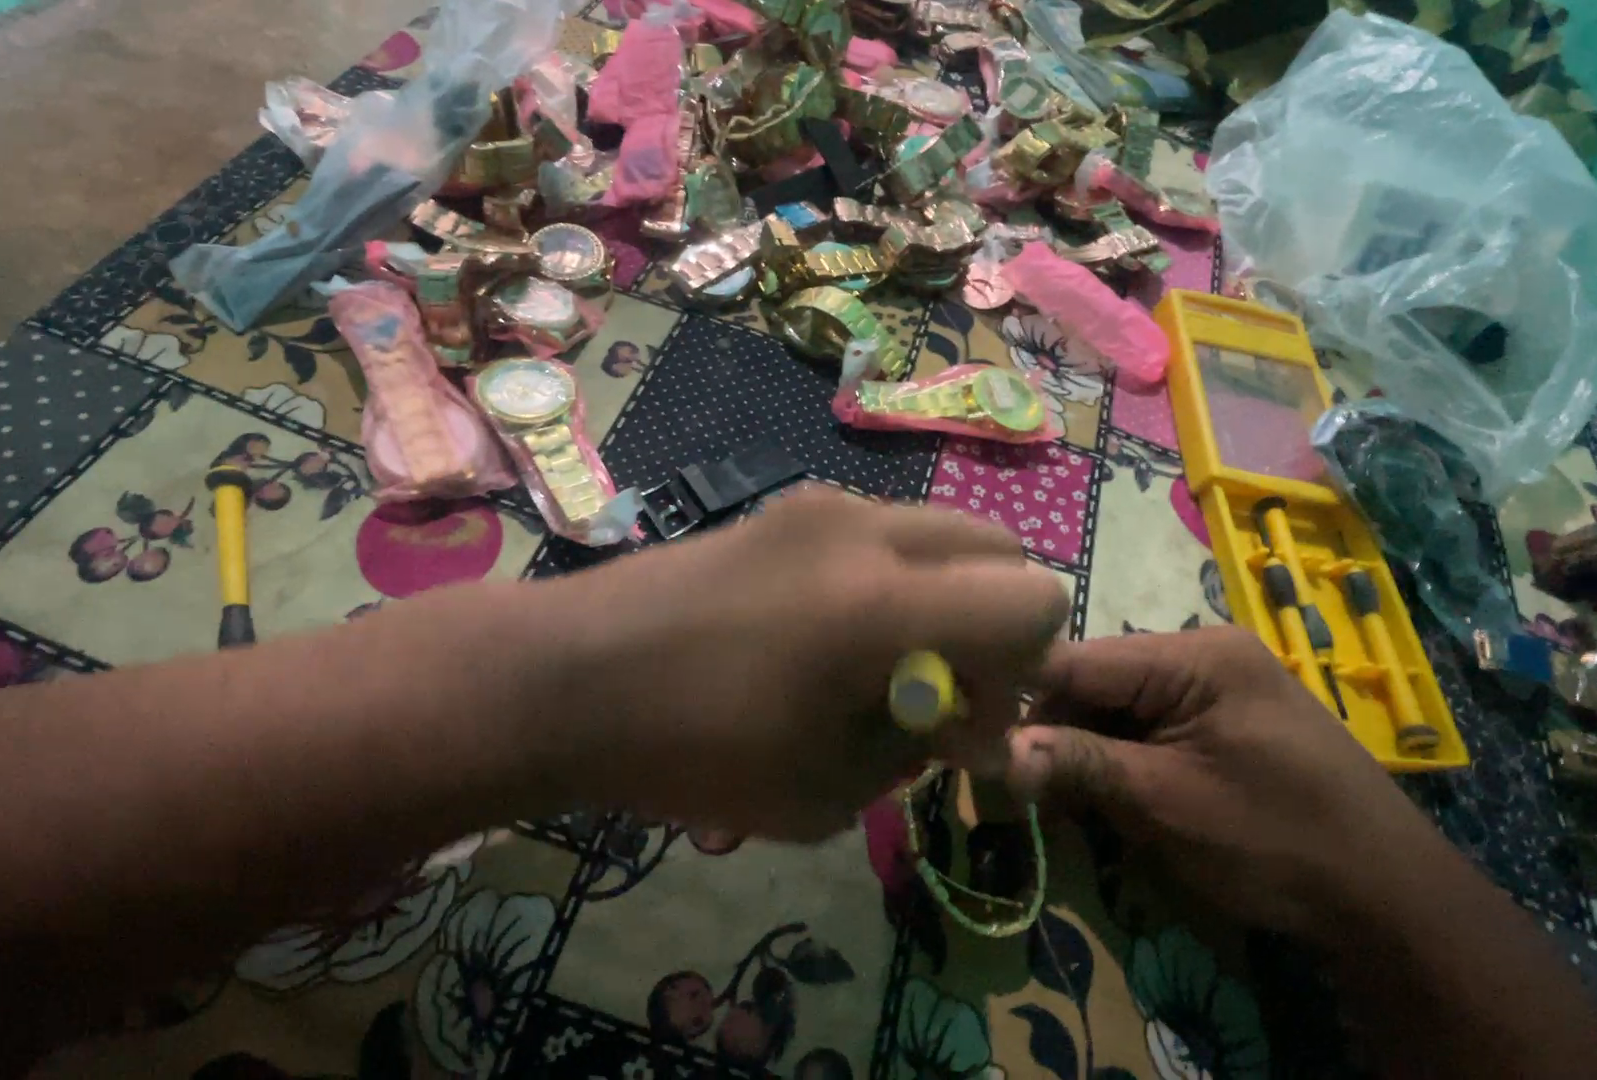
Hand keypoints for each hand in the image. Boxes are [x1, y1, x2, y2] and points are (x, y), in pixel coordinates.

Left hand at [543, 488, 1069, 841]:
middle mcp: (866, 531)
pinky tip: (824, 631)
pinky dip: (890, 574)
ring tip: (877, 660)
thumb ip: (914, 749)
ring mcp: (819, 506)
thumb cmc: (688, 752)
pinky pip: (877, 530)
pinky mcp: (780, 507)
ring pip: (936, 532)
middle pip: (996, 547)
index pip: (1033, 598)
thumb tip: (955, 719)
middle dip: (994, 620)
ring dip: (940, 594)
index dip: (1026, 667)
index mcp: (888, 603)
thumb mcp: (821, 792)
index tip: (965, 719)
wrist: (564, 677)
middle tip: (938, 686)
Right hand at [1005, 627, 1464, 940]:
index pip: (1077, 659)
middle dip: (1053, 730)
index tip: (973, 735)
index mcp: (1195, 655)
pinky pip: (1143, 723)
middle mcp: (1202, 653)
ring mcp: (1214, 684)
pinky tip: (1100, 791)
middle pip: (1093, 679)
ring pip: (1113, 704)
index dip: (1019, 695)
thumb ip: (1078, 765)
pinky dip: (1114, 756)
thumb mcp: (1166, 803)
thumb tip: (994, 753)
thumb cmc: (1277, 842)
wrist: (1393, 901)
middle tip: (1014, 782)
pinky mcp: (1219, 717)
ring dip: (1080, 748)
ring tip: (1054, 795)